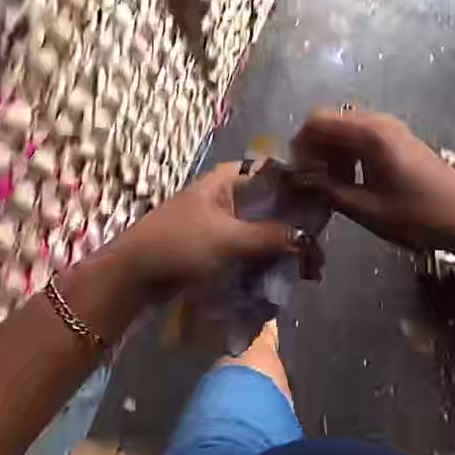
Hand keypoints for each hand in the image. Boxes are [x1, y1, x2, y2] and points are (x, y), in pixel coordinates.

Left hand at [110, 163, 298, 299]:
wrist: (130, 280)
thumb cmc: (178, 246)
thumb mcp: (228, 239)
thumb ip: (271, 236)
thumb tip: (309, 238)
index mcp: (227, 180)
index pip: (273, 173)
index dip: (299, 189)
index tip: (323, 210)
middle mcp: (226, 197)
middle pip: (271, 207)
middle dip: (294, 230)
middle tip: (316, 256)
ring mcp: (220, 224)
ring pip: (261, 232)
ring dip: (280, 251)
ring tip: (305, 273)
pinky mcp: (215, 250)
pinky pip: (248, 252)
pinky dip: (263, 264)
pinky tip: (281, 280)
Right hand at [290, 107, 454, 267]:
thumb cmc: (420, 217)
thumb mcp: (367, 209)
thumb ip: (327, 190)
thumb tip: (297, 180)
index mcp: (370, 133)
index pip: (317, 121)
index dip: (299, 145)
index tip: (295, 176)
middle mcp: (380, 122)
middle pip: (331, 123)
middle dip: (315, 150)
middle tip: (311, 185)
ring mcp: (392, 129)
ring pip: (346, 131)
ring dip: (332, 155)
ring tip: (332, 189)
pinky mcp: (400, 140)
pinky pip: (363, 138)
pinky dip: (350, 156)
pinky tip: (354, 184)